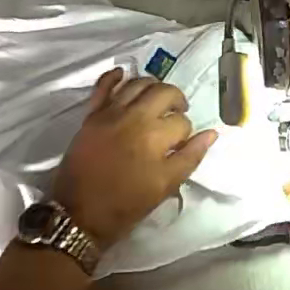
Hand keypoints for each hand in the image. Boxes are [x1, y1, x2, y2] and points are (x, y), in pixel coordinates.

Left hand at [53, 69, 217, 246]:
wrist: (79, 215)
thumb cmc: (126, 204)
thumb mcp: (166, 185)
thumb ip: (190, 156)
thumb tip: (211, 133)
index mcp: (154, 135)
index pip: (182, 121)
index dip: (186, 132)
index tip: (181, 145)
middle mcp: (134, 116)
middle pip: (164, 93)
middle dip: (177, 101)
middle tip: (178, 113)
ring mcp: (110, 113)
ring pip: (138, 84)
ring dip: (153, 86)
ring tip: (158, 99)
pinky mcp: (91, 115)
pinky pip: (102, 86)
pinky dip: (113, 76)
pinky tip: (123, 73)